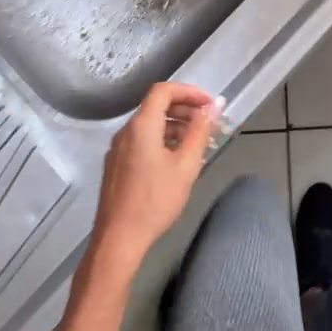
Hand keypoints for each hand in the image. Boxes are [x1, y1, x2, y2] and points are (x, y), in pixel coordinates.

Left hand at [93, 82, 220, 261]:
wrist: (118, 240)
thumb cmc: (155, 201)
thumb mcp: (185, 166)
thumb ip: (200, 131)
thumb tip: (214, 106)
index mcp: (141, 125)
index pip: (164, 90)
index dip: (189, 92)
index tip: (210, 105)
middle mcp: (126, 131)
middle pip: (156, 105)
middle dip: (185, 109)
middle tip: (208, 124)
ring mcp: (118, 149)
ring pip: (149, 125)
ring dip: (175, 126)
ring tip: (198, 144)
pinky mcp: (117, 165)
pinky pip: (142, 141)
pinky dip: (162, 140)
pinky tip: (176, 160)